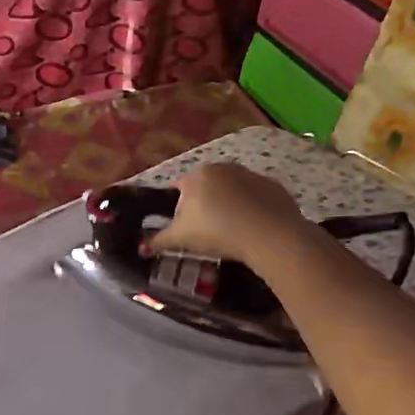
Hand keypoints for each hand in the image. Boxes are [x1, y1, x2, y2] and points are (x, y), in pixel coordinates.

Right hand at [145, 163, 305, 262]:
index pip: (177, 188)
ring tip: (229, 231)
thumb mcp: (180, 239)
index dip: (177, 209)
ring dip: (227, 205)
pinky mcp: (273, 186)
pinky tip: (250, 228)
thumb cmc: (216, 232)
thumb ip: (157, 241)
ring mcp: (251, 174)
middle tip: (205, 232)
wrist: (269, 235)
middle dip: (203, 205)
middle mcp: (223, 167)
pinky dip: (250, 208)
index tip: (183, 227)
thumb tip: (141, 247)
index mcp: (196, 176)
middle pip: (205, 187)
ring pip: (230, 190)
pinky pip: (254, 197)